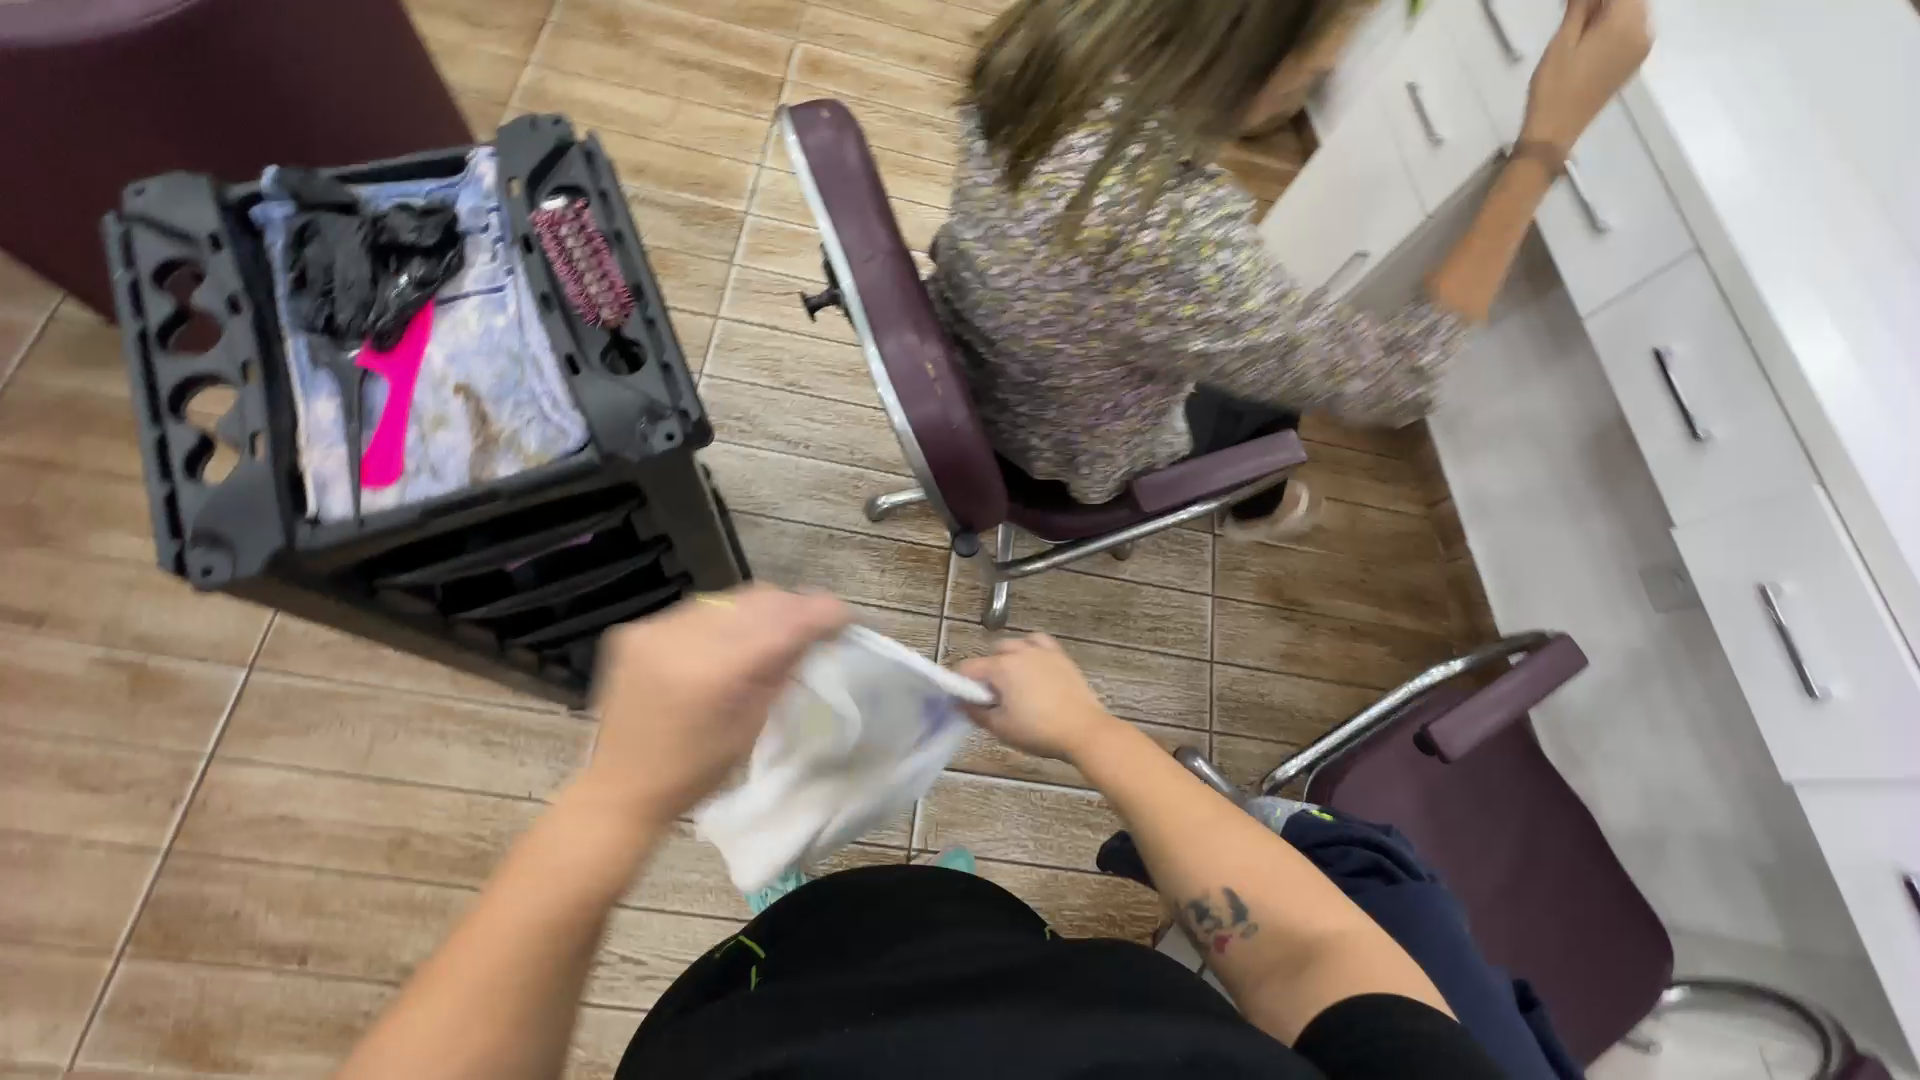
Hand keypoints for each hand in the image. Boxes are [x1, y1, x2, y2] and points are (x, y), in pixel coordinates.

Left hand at [580, 585, 850, 822]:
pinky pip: (700, 609)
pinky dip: (725, 619)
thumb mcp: (752, 724)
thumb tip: (813, 633)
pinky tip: (731, 641)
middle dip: (792, 607)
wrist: (622, 787)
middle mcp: (681, 639)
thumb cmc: (696, 771)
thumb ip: (781, 670)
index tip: (844, 616)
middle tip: (814, 625)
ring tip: (774, 631)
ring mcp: (654, 629)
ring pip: (730, 598)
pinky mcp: (638, 629)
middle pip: (758, 599)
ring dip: (760, 610)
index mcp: (714, 673)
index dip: (820, 613)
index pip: (781, 624)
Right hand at [955, 634, 1122, 761]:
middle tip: (992, 696)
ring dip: (1007, 658)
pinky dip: (1030, 649)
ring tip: (1012, 680)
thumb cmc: (1038, 731)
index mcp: (1001, 668)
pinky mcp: (1060, 656)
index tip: (966, 700)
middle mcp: (1019, 652)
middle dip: (986, 671)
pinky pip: (1039, 643)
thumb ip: (976, 713)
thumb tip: (962, 702)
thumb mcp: (1001, 728)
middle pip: (991, 654)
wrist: (1083, 730)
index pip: (968, 668)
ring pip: (1015, 645)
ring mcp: (1042, 651)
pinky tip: (1032, 664)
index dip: (961, 683)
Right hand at [1520, 0, 1652, 157]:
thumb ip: (1580, 8)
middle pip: (1631, 0)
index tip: (1572, 4)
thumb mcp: (1561, 44)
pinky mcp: (1635, 61)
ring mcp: (1642, 47)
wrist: (1556, 131)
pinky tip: (1591, 34)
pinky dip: (1615, 24)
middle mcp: (1644, 30)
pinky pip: (1633, 29)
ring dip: (1610, 10)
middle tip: (1573, 9)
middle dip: (1604, 2)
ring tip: (1580, 21)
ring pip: (1633, 11)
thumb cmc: (1552, 88)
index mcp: (1625, 23)